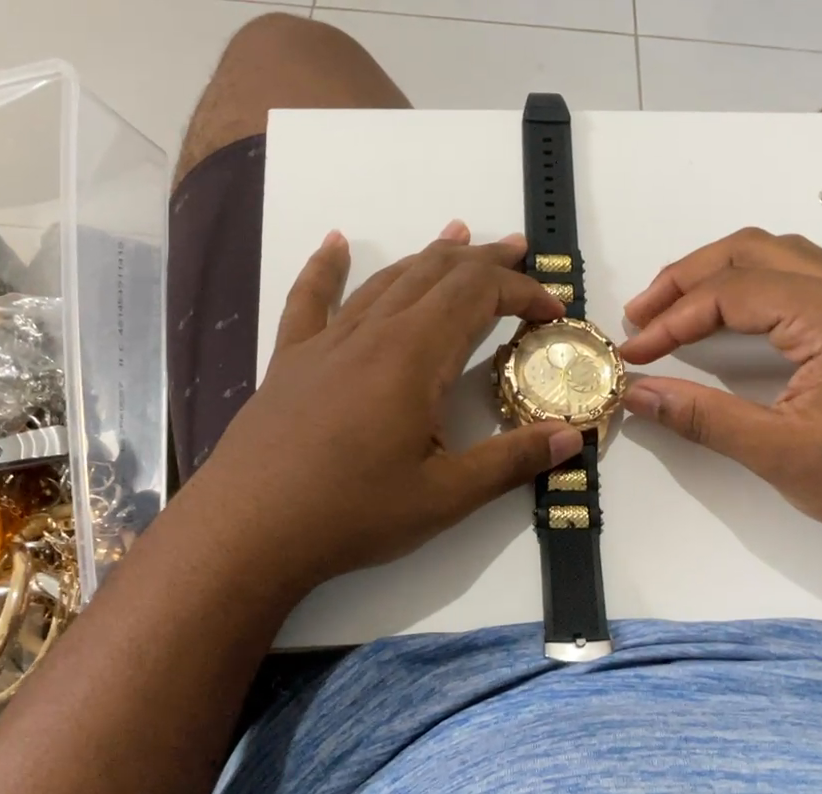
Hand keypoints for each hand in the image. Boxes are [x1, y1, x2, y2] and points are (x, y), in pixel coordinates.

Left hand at [182, 223, 584, 591]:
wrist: (250, 529)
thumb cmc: (352, 515)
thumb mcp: (445, 496)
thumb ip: (511, 461)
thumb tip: (572, 437)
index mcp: (414, 357)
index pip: (478, 296)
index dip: (521, 293)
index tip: (553, 310)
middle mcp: (371, 334)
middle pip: (434, 275)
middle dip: (482, 261)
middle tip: (517, 252)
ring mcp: (325, 343)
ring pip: (384, 281)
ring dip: (426, 256)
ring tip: (455, 236)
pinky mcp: (289, 362)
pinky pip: (311, 299)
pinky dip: (328, 267)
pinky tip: (335, 243)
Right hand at [619, 228, 821, 564]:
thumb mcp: (776, 452)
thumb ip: (702, 417)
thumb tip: (636, 394)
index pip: (733, 291)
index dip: (674, 318)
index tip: (633, 352)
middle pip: (752, 251)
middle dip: (687, 278)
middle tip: (641, 313)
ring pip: (778, 256)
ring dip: (719, 274)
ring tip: (673, 308)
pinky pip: (798, 276)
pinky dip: (751, 284)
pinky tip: (728, 314)